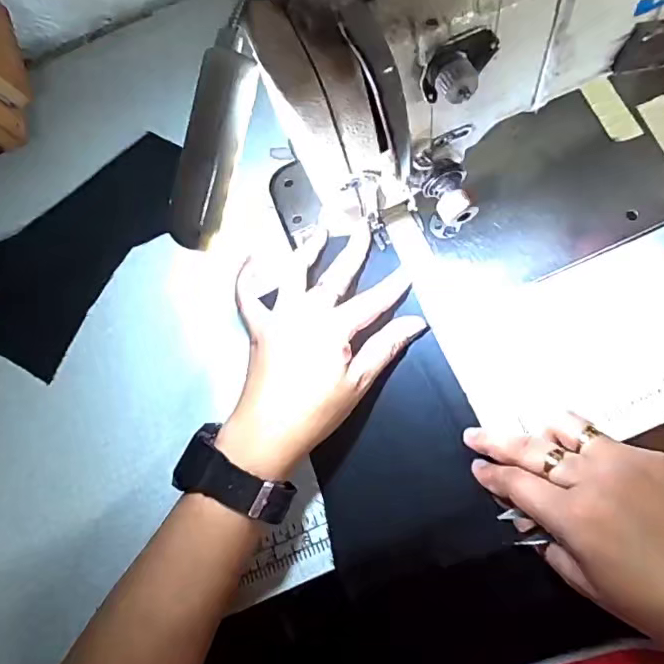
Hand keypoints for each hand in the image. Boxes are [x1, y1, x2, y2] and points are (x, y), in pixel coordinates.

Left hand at [216, 225, 425, 479]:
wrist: (266, 433)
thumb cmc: (313, 412)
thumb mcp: (359, 382)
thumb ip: (385, 346)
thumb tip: (414, 324)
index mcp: (333, 329)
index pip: (372, 301)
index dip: (393, 286)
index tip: (408, 272)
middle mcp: (304, 314)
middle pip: (334, 276)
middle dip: (353, 250)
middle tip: (362, 229)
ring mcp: (278, 317)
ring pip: (292, 273)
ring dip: (306, 249)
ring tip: (318, 231)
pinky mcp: (259, 328)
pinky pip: (248, 295)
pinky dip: (248, 275)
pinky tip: (252, 258)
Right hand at [466, 415, 663, 663]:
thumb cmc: (653, 605)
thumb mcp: (590, 585)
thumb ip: (553, 547)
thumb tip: (532, 522)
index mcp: (574, 517)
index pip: (519, 485)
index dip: (493, 476)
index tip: (476, 467)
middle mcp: (594, 477)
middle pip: (535, 450)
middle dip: (500, 442)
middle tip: (476, 435)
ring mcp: (626, 459)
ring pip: (571, 431)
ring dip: (544, 432)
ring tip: (532, 435)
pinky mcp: (653, 455)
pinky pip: (606, 442)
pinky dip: (584, 444)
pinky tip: (581, 452)